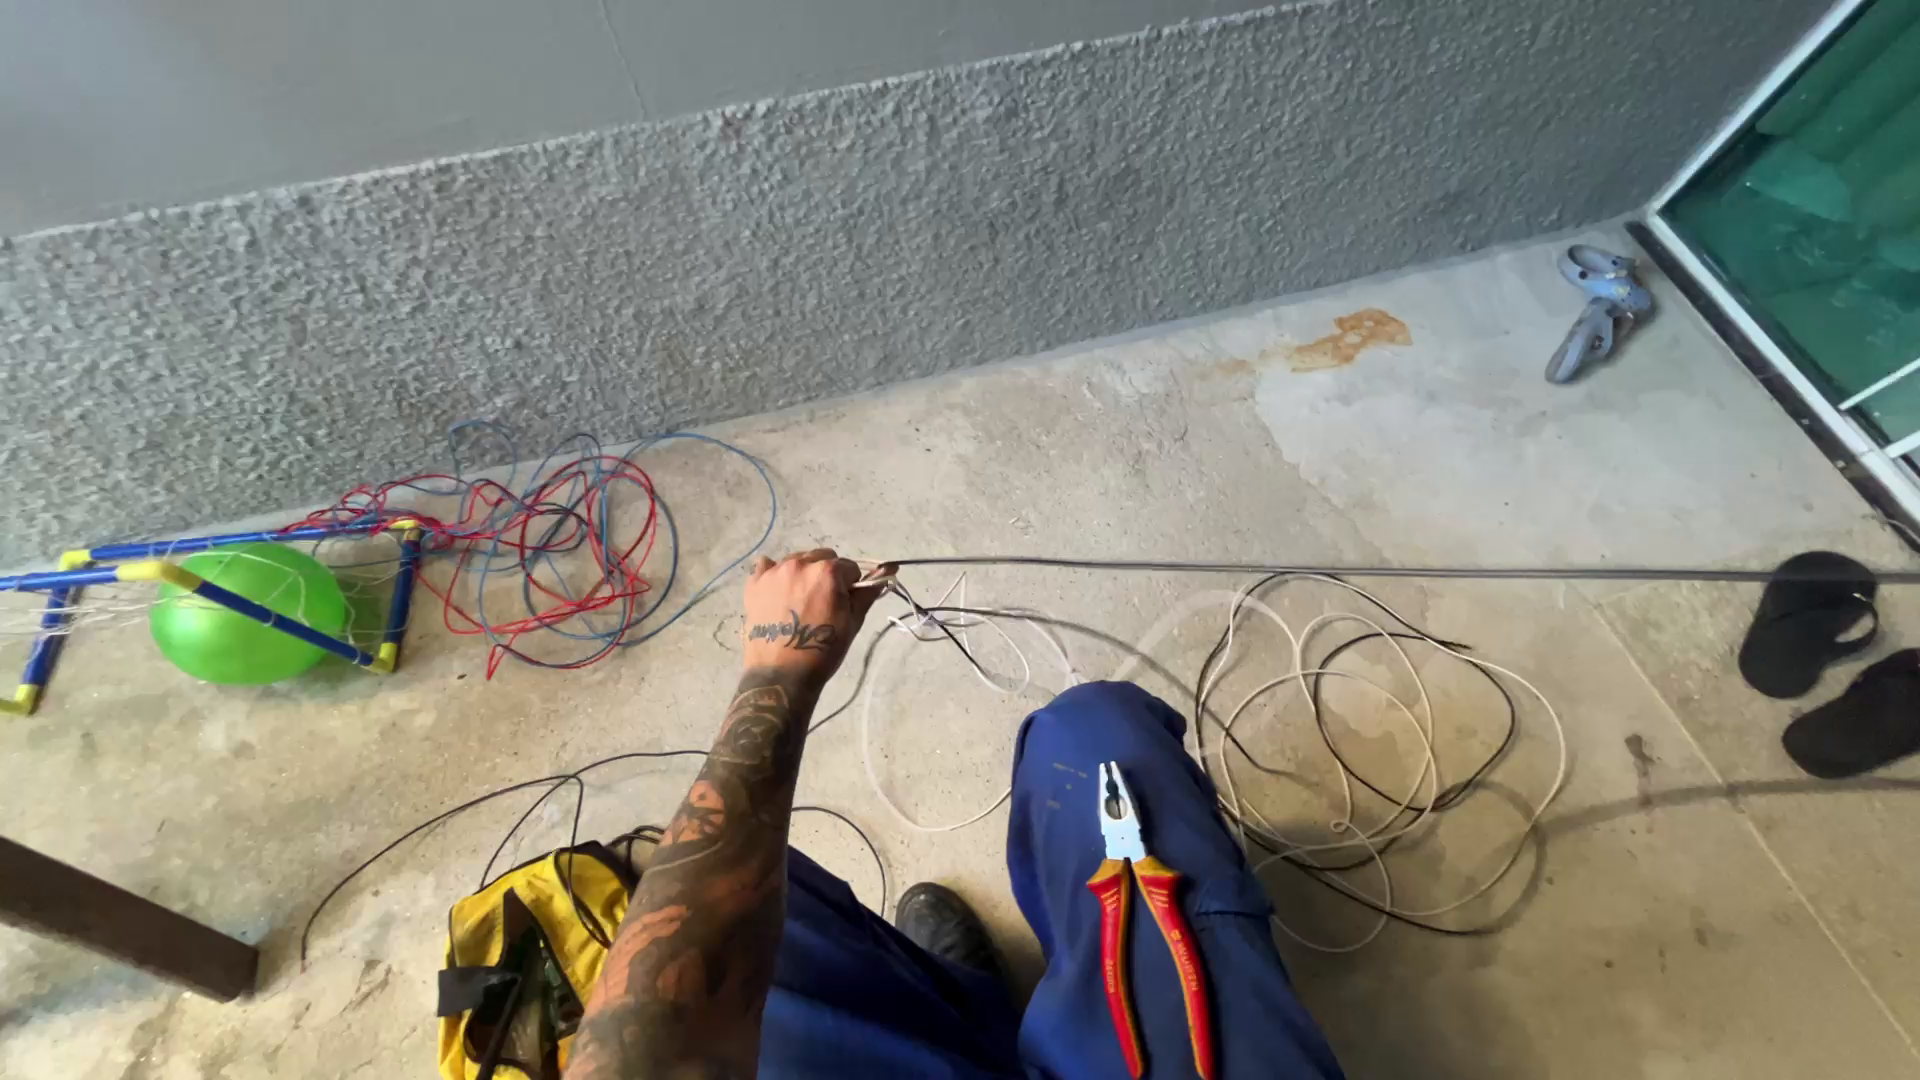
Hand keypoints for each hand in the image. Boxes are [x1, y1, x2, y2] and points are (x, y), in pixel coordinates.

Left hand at [740, 548, 884, 690]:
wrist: (781, 674)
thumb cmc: (824, 649)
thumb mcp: (853, 621)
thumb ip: (867, 592)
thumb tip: (888, 571)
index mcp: (827, 571)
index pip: (849, 567)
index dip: (850, 585)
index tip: (844, 603)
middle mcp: (800, 564)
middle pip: (822, 558)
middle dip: (827, 575)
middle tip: (823, 602)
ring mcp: (774, 572)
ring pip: (797, 560)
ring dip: (803, 573)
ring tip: (800, 601)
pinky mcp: (754, 583)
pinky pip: (767, 566)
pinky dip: (775, 575)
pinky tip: (778, 592)